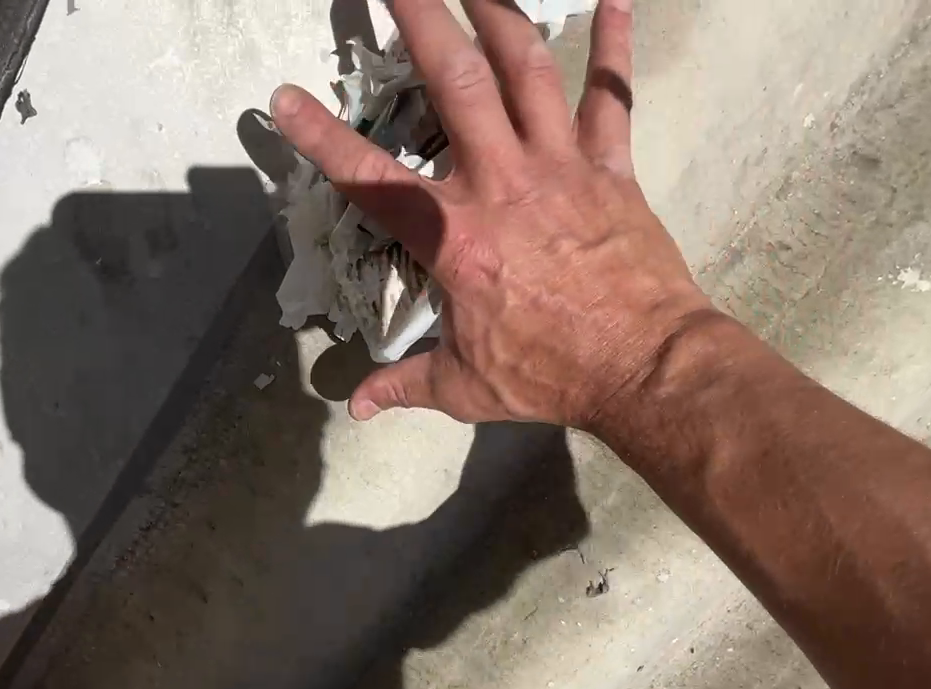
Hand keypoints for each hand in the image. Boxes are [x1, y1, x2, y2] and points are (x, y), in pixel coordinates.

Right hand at [272, 0, 717, 429]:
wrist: (643, 366)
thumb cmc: (548, 375)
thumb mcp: (462, 387)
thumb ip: (403, 385)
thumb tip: (355, 406)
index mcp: (454, 240)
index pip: (372, 180)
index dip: (323, 139)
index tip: (287, 99)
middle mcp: (501, 184)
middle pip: (456, 82)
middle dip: (422, 17)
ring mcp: (561, 168)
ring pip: (528, 68)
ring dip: (497, 12)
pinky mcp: (612, 169)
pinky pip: (613, 96)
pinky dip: (616, 46)